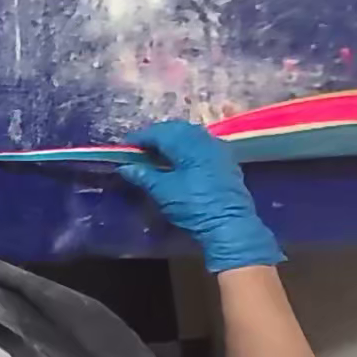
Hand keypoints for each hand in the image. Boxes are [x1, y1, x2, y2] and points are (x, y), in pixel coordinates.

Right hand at [118, 120, 282, 273]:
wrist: (231, 227)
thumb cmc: (193, 207)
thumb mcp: (162, 192)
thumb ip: (142, 175)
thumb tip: (124, 167)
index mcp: (187, 145)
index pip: (157, 133)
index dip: (138, 139)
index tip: (124, 148)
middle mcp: (204, 141)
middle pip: (175, 129)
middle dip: (155, 136)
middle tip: (139, 149)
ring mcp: (218, 150)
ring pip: (190, 134)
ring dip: (171, 140)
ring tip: (157, 154)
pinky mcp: (226, 161)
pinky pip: (202, 143)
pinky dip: (186, 146)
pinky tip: (179, 160)